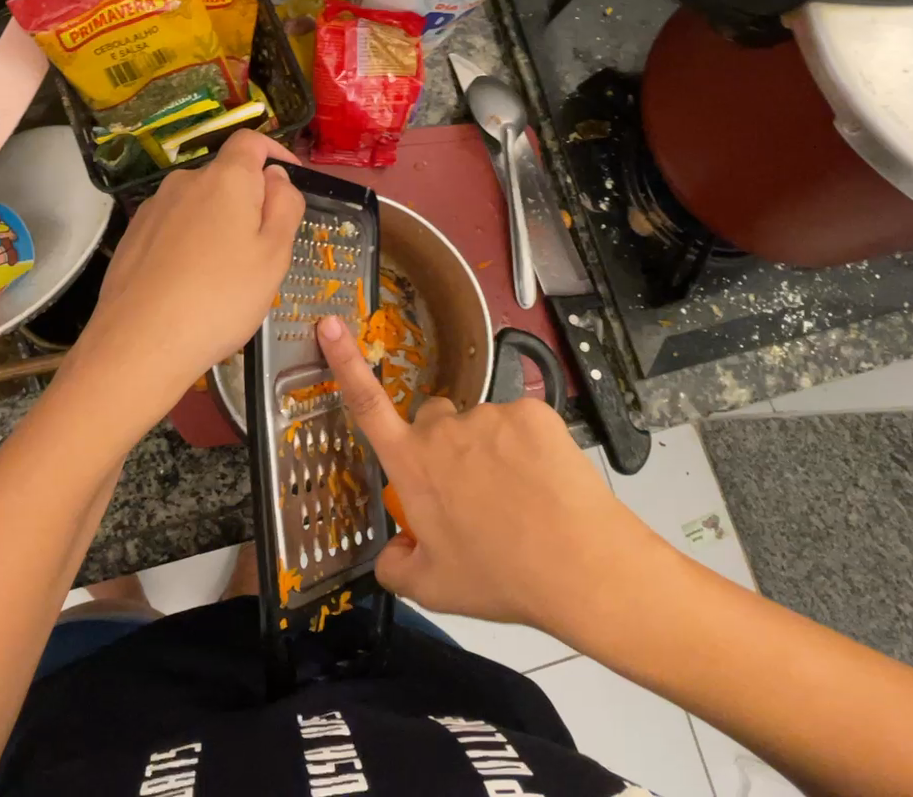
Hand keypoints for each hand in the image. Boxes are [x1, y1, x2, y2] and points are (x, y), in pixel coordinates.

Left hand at [67, 131, 304, 413]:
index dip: (276, 154)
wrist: (140, 342)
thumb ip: (284, 207)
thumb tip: (277, 177)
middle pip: (224, 177)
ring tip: (226, 274)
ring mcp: (152, 209)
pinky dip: (189, 243)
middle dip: (248, 201)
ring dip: (217, 224)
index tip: (291, 182)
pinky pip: (172, 228)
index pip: (251, 141)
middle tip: (264, 249)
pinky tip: (191, 283)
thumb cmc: (221, 299)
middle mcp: (184, 182)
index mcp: (225, 179)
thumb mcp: (274, 256)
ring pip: (197, 205)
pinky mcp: (132, 237)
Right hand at [317, 315, 666, 636]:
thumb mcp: (432, 589)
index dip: (343, 361)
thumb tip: (392, 553)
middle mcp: (443, 431)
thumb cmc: (500, 579)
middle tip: (471, 491)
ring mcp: (490, 416)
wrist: (582, 568)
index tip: (330, 322)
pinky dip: (527, 447)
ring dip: (489, 450)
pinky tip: (543, 483)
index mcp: (411, 464)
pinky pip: (519, 423)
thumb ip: (394, 567)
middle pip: (431, 420)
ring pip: (479, 425)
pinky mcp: (533, 413)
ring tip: (518, 497)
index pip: (365, 404)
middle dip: (442, 444)